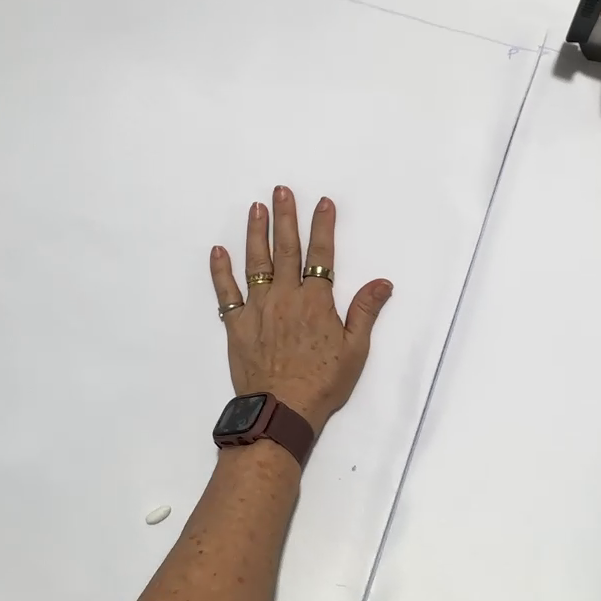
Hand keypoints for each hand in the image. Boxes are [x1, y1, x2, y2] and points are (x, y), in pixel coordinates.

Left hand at [208, 186, 393, 434]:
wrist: (281, 410)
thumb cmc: (322, 383)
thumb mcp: (355, 349)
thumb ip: (366, 311)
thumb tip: (383, 282)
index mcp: (316, 301)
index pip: (321, 255)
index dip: (323, 226)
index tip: (322, 202)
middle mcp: (285, 297)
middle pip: (286, 249)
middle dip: (285, 217)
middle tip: (281, 190)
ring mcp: (258, 308)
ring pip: (256, 262)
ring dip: (256, 233)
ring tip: (256, 207)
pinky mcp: (237, 324)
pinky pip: (226, 292)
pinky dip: (221, 271)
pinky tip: (218, 251)